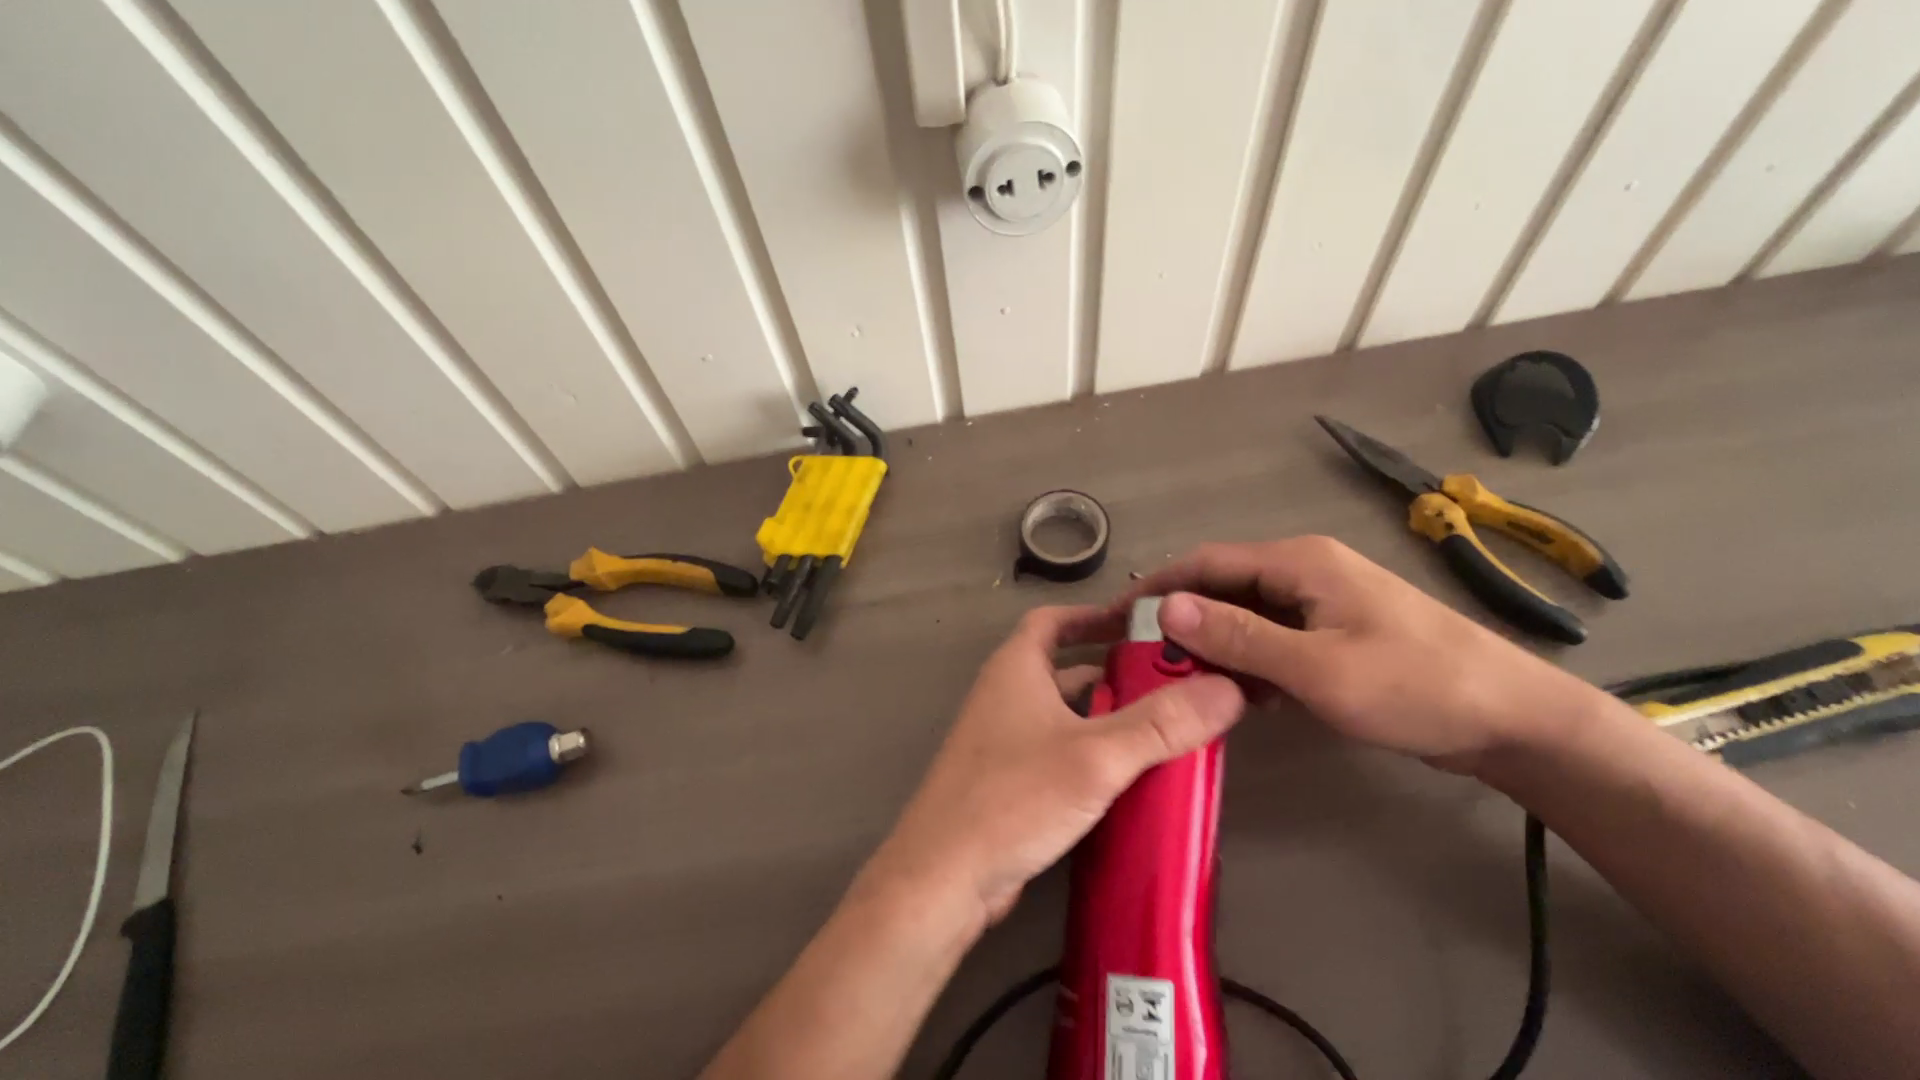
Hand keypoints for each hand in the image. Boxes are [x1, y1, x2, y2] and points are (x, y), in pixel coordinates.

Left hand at [872, 605, 1246, 925]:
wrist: (945, 876)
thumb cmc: (1014, 797)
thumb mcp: (1096, 756)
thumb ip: (1162, 724)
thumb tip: (1230, 688)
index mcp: (1015, 670)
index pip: (1054, 621)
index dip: (1095, 615)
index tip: (1144, 623)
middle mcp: (1005, 698)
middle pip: (1065, 670)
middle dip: (1116, 673)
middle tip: (1174, 685)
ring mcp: (1003, 744)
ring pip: (1065, 717)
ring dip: (1108, 719)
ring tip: (1167, 730)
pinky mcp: (1009, 786)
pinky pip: (1059, 756)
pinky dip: (1093, 756)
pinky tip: (1131, 780)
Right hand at [1121, 537, 1604, 772]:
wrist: (1511, 719)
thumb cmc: (1414, 686)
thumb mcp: (1316, 668)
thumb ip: (1238, 637)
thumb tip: (1167, 608)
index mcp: (1299, 562)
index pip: (1206, 562)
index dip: (1158, 588)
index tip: (1116, 622)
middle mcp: (1305, 572)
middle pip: (1223, 587)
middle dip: (1181, 621)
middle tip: (1140, 662)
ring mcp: (1323, 605)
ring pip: (1246, 617)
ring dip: (1213, 647)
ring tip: (1175, 683)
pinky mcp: (1336, 636)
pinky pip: (1274, 641)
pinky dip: (1247, 664)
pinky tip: (1232, 697)